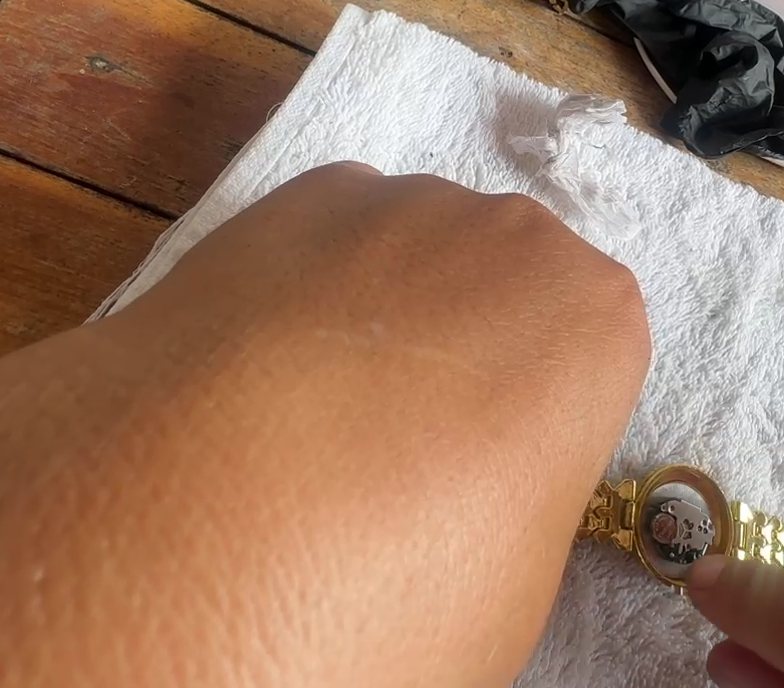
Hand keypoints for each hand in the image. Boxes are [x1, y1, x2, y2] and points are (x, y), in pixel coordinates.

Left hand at [0, 163, 650, 686]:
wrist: (188, 534)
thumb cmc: (394, 592)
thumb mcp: (515, 577)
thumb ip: (526, 475)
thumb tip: (478, 449)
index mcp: (593, 314)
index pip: (595, 345)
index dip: (541, 413)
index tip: (489, 468)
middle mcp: (511, 230)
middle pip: (508, 285)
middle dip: (471, 348)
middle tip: (398, 442)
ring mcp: (402, 199)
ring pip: (422, 252)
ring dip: (391, 310)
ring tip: (307, 402)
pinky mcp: (300, 191)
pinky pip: (341, 234)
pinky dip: (318, 281)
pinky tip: (259, 354)